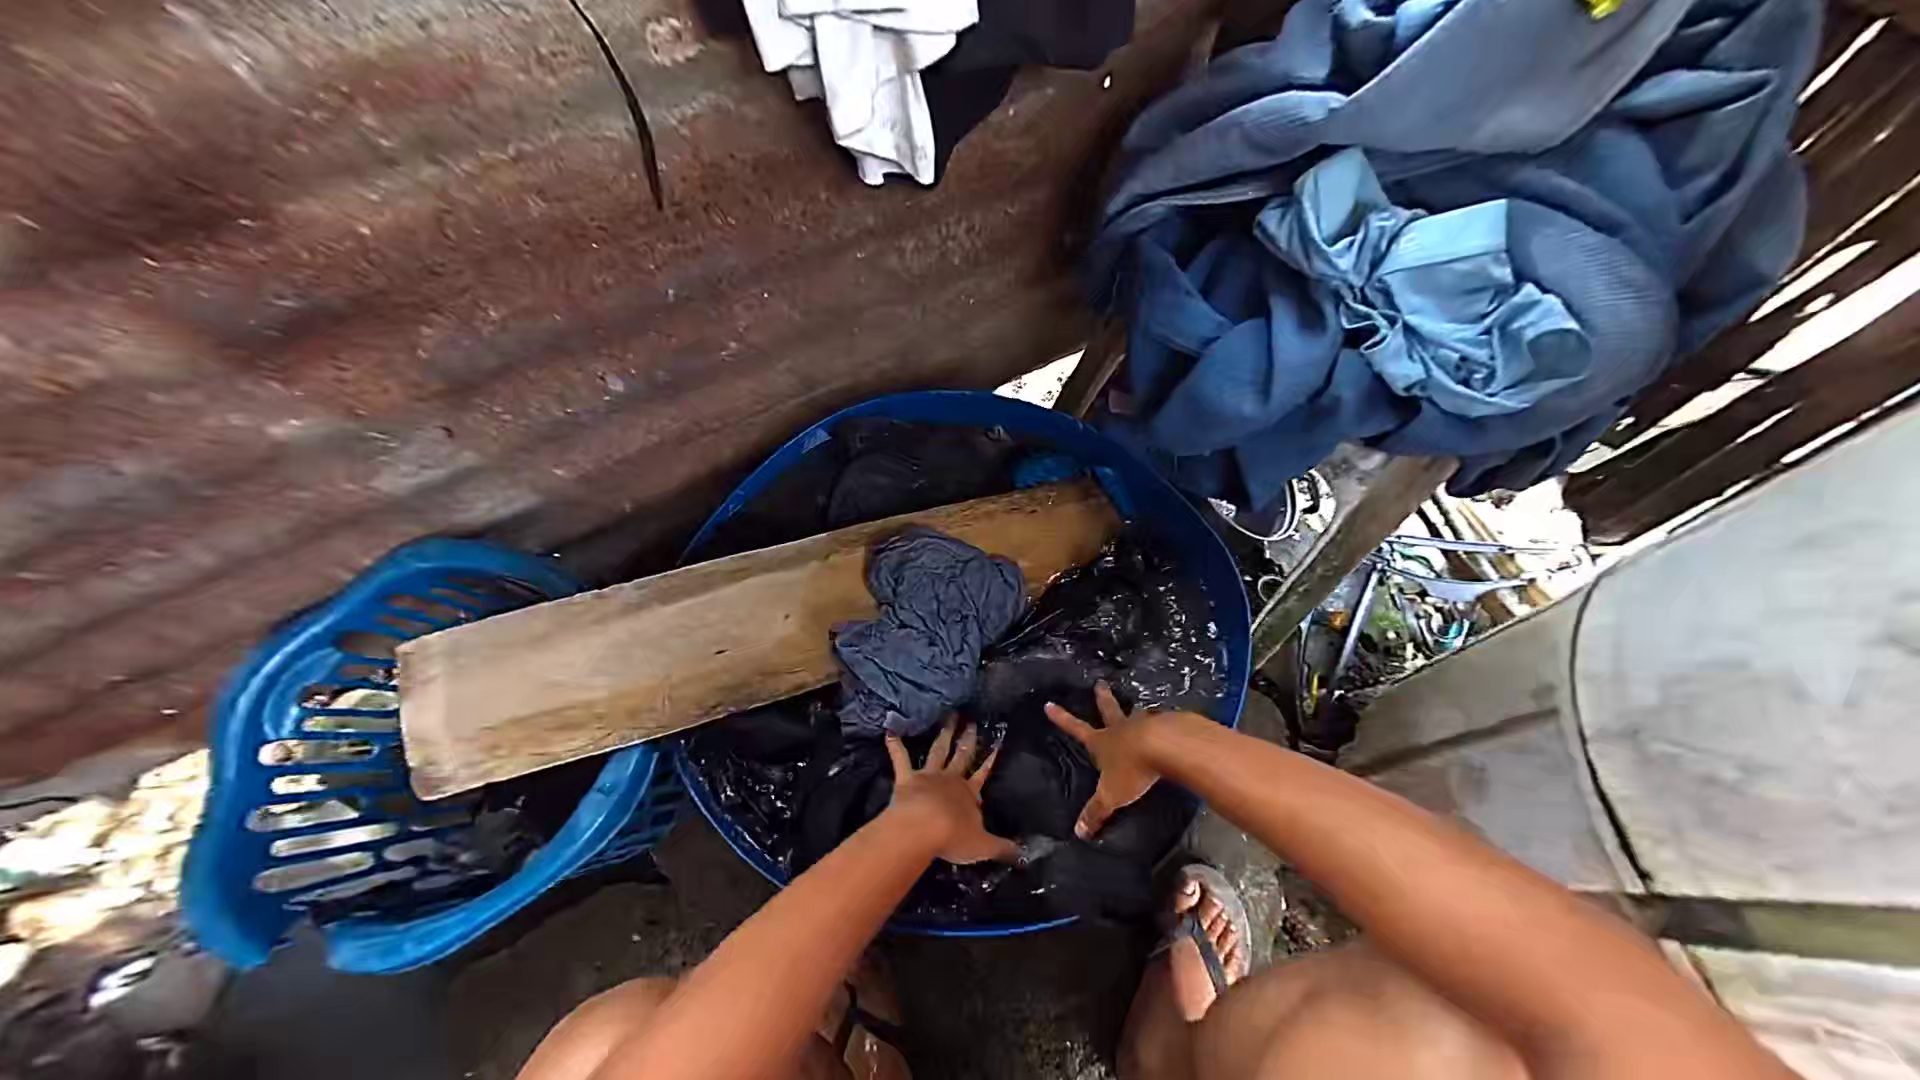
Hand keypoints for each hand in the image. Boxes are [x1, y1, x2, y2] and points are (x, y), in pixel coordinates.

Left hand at [885, 717, 1016, 864]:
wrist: (923, 829)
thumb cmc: (954, 837)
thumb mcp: (984, 846)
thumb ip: (1003, 848)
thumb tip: (1025, 854)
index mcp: (969, 794)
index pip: (982, 775)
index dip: (989, 761)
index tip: (995, 744)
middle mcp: (950, 780)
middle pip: (961, 756)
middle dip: (967, 739)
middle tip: (970, 722)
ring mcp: (928, 776)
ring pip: (938, 751)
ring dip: (943, 734)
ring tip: (948, 718)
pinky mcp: (907, 779)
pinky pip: (900, 758)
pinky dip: (895, 745)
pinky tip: (890, 731)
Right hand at [1045, 681, 1169, 838]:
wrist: (1167, 746)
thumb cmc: (1132, 769)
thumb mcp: (1111, 795)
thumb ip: (1096, 811)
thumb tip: (1078, 832)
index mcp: (1102, 742)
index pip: (1076, 729)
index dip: (1062, 719)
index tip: (1049, 704)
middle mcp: (1120, 728)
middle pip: (1108, 710)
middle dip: (1102, 698)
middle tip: (1100, 684)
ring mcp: (1144, 723)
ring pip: (1137, 714)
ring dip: (1136, 712)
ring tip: (1140, 708)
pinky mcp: (1167, 725)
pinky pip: (1162, 723)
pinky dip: (1163, 725)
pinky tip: (1170, 728)